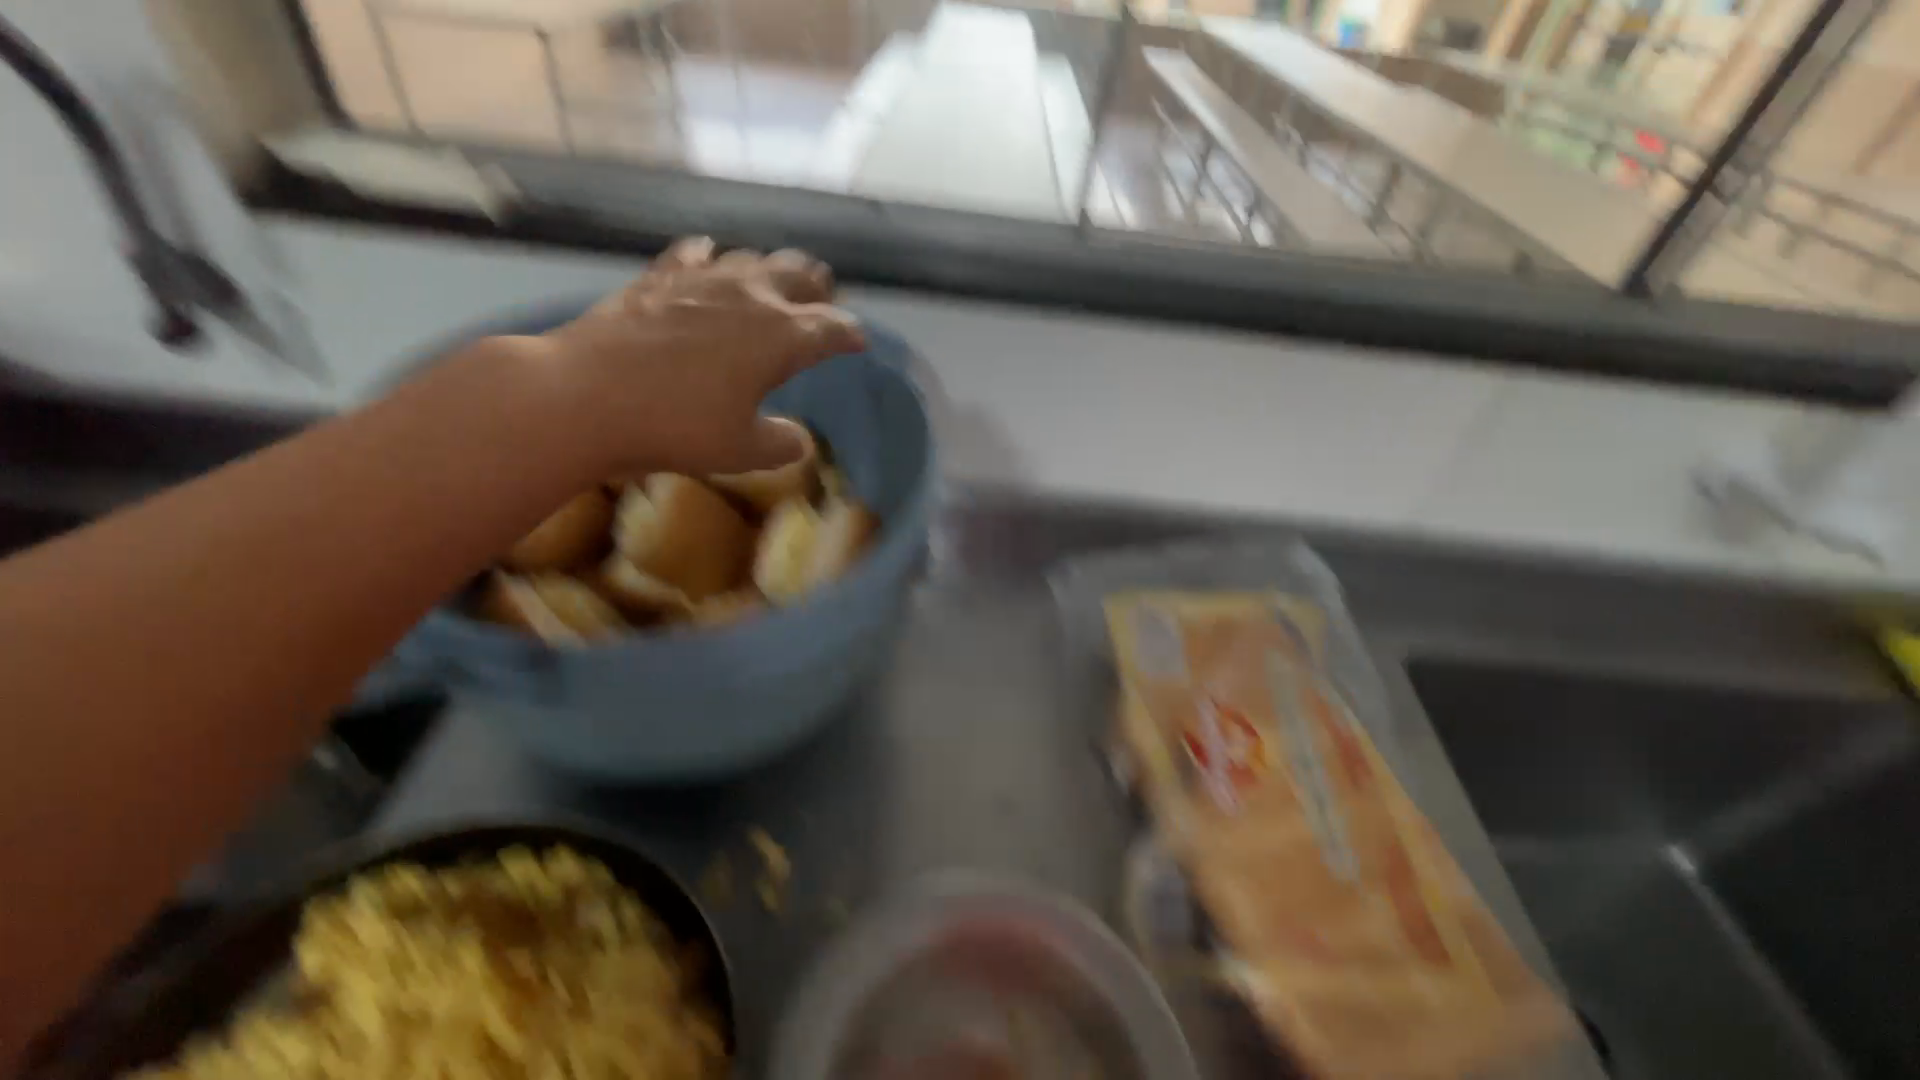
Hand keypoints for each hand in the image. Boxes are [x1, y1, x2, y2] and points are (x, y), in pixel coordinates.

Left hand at [519, 238, 865, 476]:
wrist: (585, 396)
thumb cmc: (676, 427)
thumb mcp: (741, 451)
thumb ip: (780, 443)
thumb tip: (800, 440)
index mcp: (781, 337)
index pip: (832, 327)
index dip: (851, 335)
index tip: (859, 342)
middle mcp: (750, 297)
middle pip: (800, 276)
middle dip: (819, 289)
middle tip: (824, 301)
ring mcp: (703, 280)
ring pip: (752, 258)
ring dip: (771, 269)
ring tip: (774, 281)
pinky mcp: (659, 277)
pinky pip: (694, 254)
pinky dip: (710, 256)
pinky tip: (709, 257)